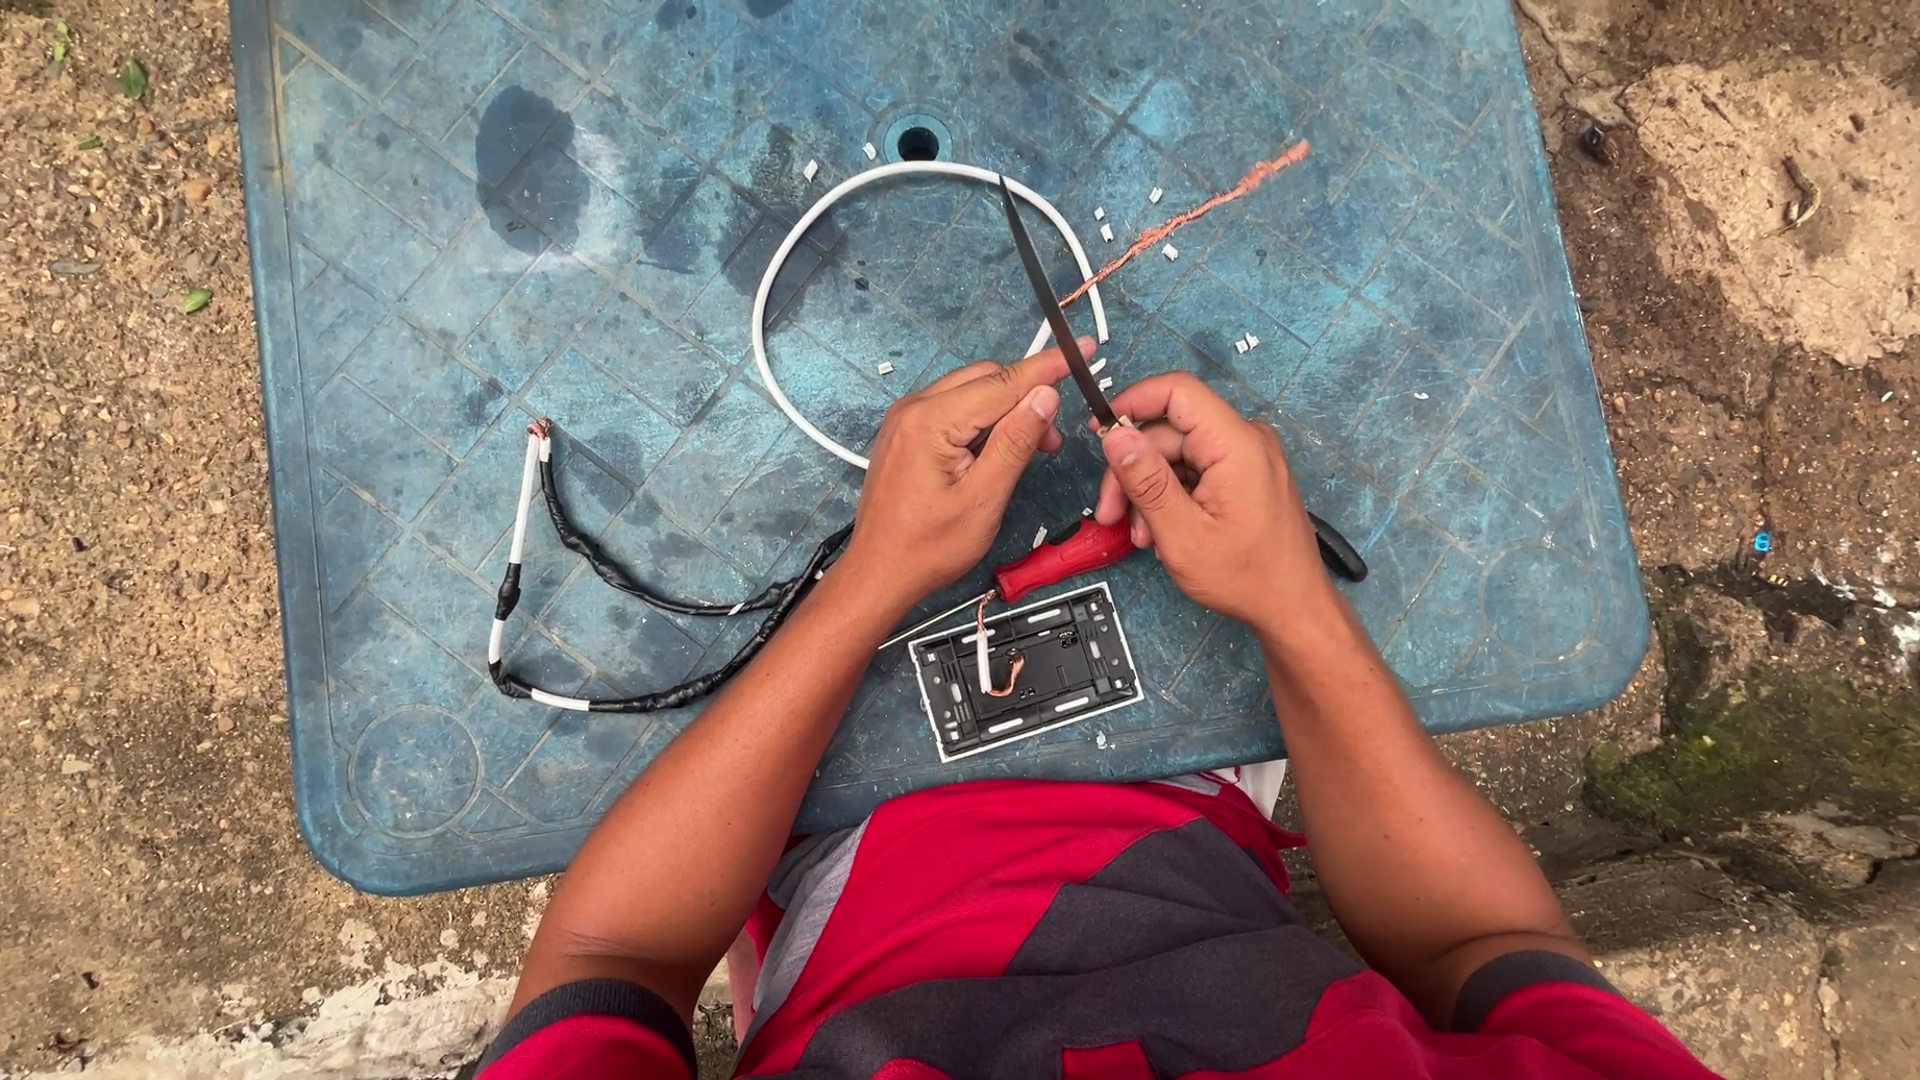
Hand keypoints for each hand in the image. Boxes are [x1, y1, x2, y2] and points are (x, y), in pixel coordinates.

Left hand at [841, 339, 1092, 610]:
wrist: (879, 574)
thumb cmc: (928, 548)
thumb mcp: (983, 499)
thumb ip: (1015, 443)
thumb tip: (1045, 395)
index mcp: (930, 421)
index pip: (1002, 382)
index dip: (1046, 367)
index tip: (1083, 349)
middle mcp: (913, 409)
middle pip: (985, 380)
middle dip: (1026, 398)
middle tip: (1053, 439)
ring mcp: (906, 420)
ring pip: (970, 393)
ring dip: (1005, 411)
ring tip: (1028, 450)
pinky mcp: (906, 434)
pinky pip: (953, 410)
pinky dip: (982, 422)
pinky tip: (995, 452)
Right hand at [1093, 373, 1331, 628]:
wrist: (1292, 607)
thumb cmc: (1246, 577)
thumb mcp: (1181, 533)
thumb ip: (1146, 480)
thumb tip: (1115, 436)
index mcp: (1236, 444)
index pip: (1178, 392)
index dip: (1133, 402)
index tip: (1099, 430)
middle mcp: (1245, 441)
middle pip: (1168, 432)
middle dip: (1132, 470)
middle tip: (1109, 513)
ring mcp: (1245, 458)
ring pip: (1176, 455)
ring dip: (1148, 490)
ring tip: (1141, 535)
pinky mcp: (1242, 475)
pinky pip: (1193, 471)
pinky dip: (1169, 496)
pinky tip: (1160, 531)